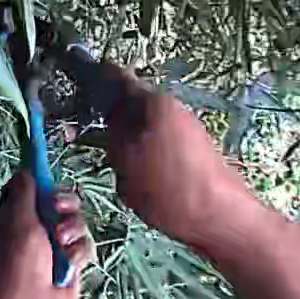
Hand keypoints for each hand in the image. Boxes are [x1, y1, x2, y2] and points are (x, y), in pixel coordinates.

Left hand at [0, 171, 92, 298]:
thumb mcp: (19, 218)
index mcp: (18, 213)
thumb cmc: (20, 260)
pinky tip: (70, 262)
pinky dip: (79, 252)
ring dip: (72, 229)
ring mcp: (56, 243)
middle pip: (61, 200)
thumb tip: (25, 169)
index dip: (43, 183)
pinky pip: (86, 244)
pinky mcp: (73, 259)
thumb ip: (25, 192)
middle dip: (64, 203)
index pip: (33, 187)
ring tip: (61, 242)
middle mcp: (37, 225)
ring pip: (77, 221)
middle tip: (59, 208)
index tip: (48, 183)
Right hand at [103, 68, 252, 251]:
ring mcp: (185, 127)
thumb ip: (112, 136)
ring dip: (128, 135)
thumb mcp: (125, 163)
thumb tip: (108, 121)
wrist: (221, 220)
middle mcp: (171, 107)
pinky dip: (144, 149)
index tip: (77, 83)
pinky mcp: (193, 149)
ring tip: (114, 159)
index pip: (117, 78)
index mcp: (153, 103)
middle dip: (111, 114)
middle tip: (89, 132)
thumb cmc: (168, 189)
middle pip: (132, 102)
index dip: (95, 79)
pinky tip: (137, 173)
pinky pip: (158, 140)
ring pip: (144, 124)